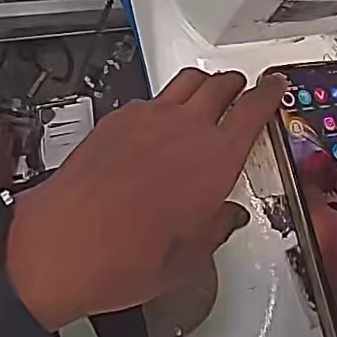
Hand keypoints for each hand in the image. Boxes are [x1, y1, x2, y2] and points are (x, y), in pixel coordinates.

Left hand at [6, 69, 285, 330]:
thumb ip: (217, 226)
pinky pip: (152, 97)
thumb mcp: (190, 256)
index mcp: (216, 159)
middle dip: (238, 84)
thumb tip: (228, 217)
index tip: (274, 87)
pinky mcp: (118, 118)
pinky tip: (160, 120)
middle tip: (243, 91)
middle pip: (222, 84)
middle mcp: (186, 129)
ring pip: (188, 80)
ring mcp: (150, 118)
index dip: (270, 93)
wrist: (62, 245)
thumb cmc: (124, 255)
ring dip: (205, 83)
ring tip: (208, 93)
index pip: (255, 108)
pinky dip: (166, 101)